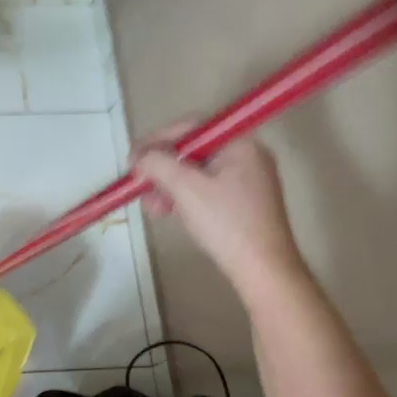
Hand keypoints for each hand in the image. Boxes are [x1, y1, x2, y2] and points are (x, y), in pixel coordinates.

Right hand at [134, 127, 304, 293]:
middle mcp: (247, 155)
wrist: (262, 269)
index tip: (133, 159)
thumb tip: (141, 157)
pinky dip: (185, 198)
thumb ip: (158, 164)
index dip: (158, 139)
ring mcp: (247, 180)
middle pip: (193, 151)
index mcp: (239, 143)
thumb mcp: (185, 188)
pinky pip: (207, 190)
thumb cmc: (225, 223)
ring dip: (169, 186)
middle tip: (139, 187)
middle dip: (162, 169)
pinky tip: (170, 214)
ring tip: (152, 209)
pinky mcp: (244, 203)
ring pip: (197, 173)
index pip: (192, 127)